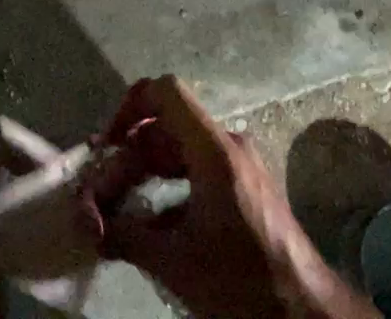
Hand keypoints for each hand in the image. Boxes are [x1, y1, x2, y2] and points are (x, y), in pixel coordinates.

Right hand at [93, 76, 380, 318]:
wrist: (305, 312)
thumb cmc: (241, 279)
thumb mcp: (175, 262)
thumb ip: (124, 235)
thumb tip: (86, 224)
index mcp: (213, 150)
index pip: (166, 92)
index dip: (129, 108)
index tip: (108, 145)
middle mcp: (228, 146)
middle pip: (165, 128)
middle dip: (128, 158)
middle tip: (101, 196)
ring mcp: (239, 166)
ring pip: (178, 150)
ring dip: (144, 174)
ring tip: (118, 208)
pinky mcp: (244, 187)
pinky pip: (195, 169)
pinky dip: (166, 187)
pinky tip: (149, 225)